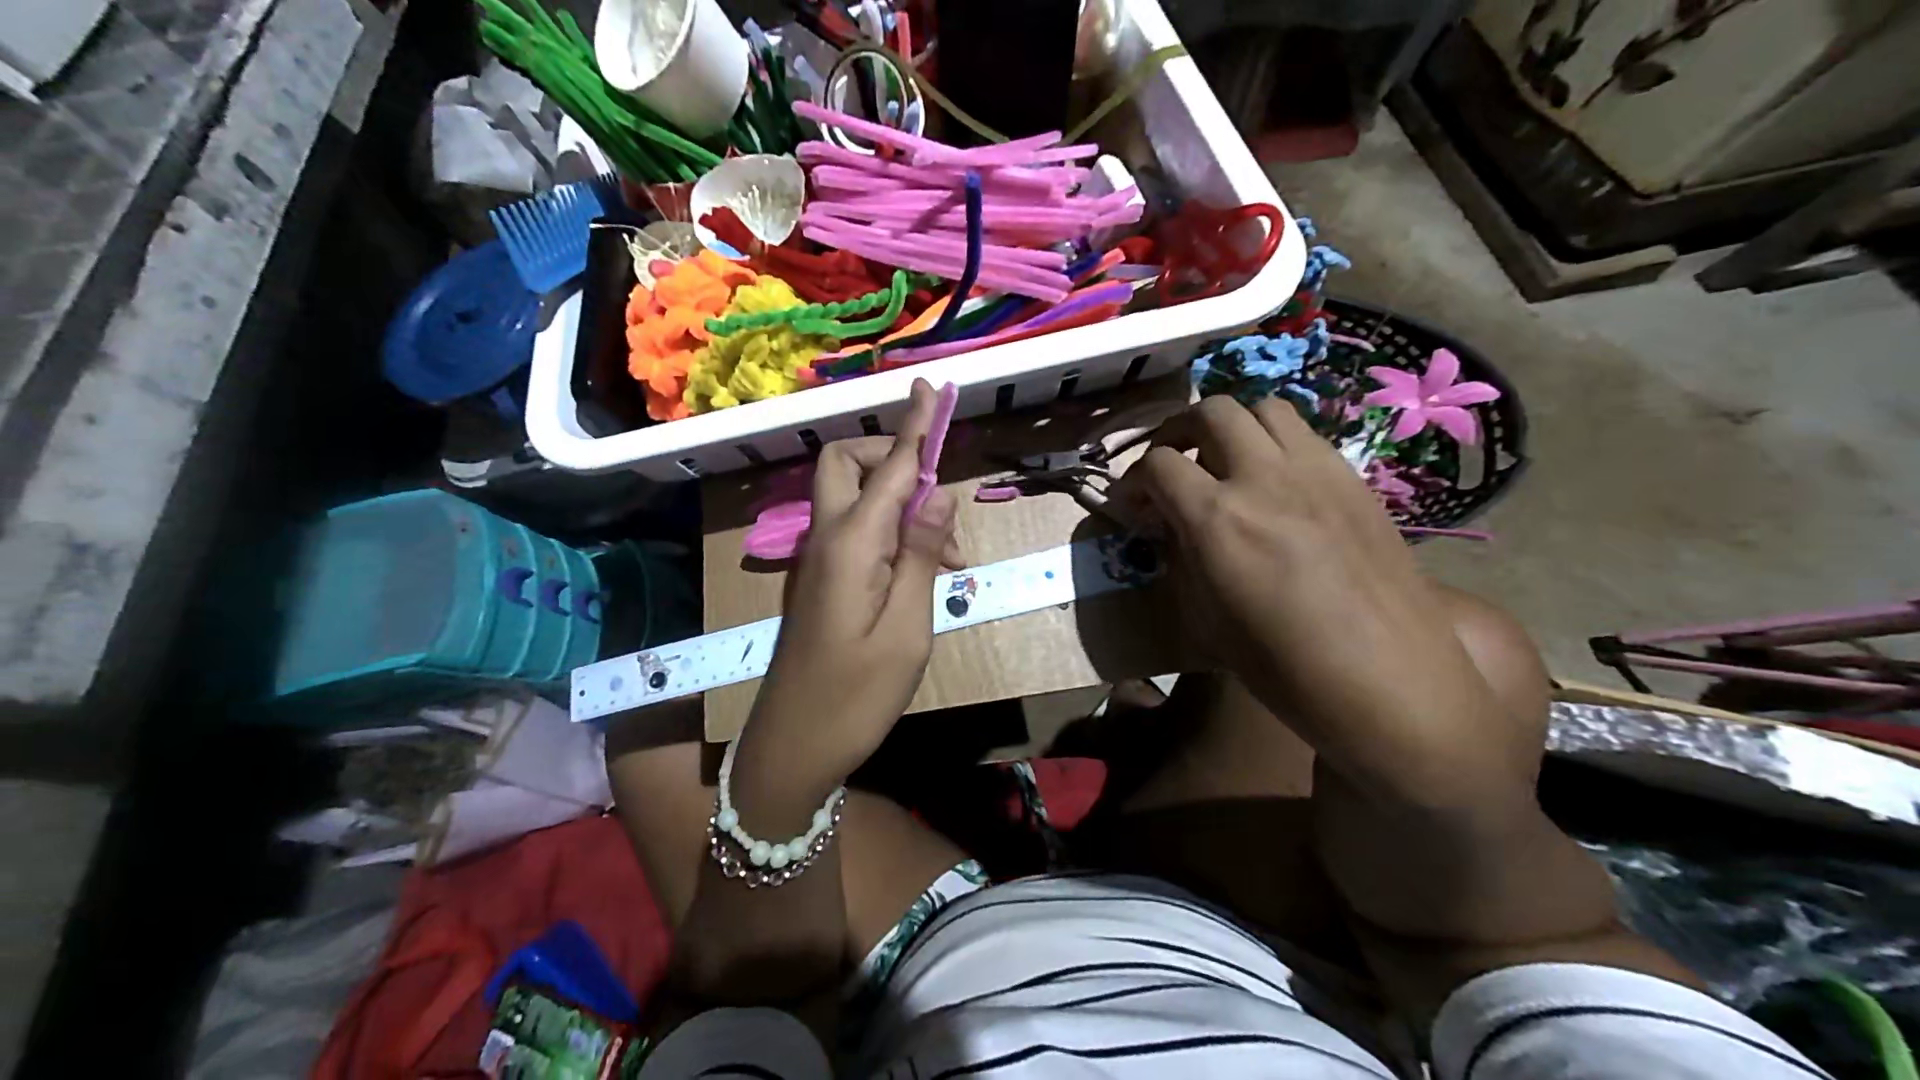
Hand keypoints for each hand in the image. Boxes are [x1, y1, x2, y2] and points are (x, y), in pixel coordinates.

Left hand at [746, 379, 960, 782]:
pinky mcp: (819, 580)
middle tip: (934, 493)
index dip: (913, 426)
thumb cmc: (857, 694)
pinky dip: (887, 531)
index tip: (928, 386)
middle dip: (889, 456)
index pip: (890, 467)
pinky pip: (853, 531)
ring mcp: (816, 560)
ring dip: (898, 503)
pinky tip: (918, 575)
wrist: (794, 745)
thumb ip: (921, 554)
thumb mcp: (908, 629)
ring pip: (853, 498)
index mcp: (851, 544)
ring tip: (946, 557)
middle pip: (847, 464)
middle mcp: (827, 539)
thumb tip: (939, 492)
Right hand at [1113, 396, 1527, 809]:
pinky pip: (1306, 436)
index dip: (1134, 481)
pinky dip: (1275, 443)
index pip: (1159, 464)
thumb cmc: (1284, 669)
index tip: (1132, 505)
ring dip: (1232, 425)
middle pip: (1210, 411)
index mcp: (1218, 518)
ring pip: (1264, 407)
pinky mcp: (1355, 480)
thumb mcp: (1205, 618)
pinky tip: (1273, 482)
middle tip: (1171, 463)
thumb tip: (1171, 525)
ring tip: (1223, 459)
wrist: (1388, 684)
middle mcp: (1265, 478)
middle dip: (1177, 431)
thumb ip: (1181, 557)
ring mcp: (1317, 472)